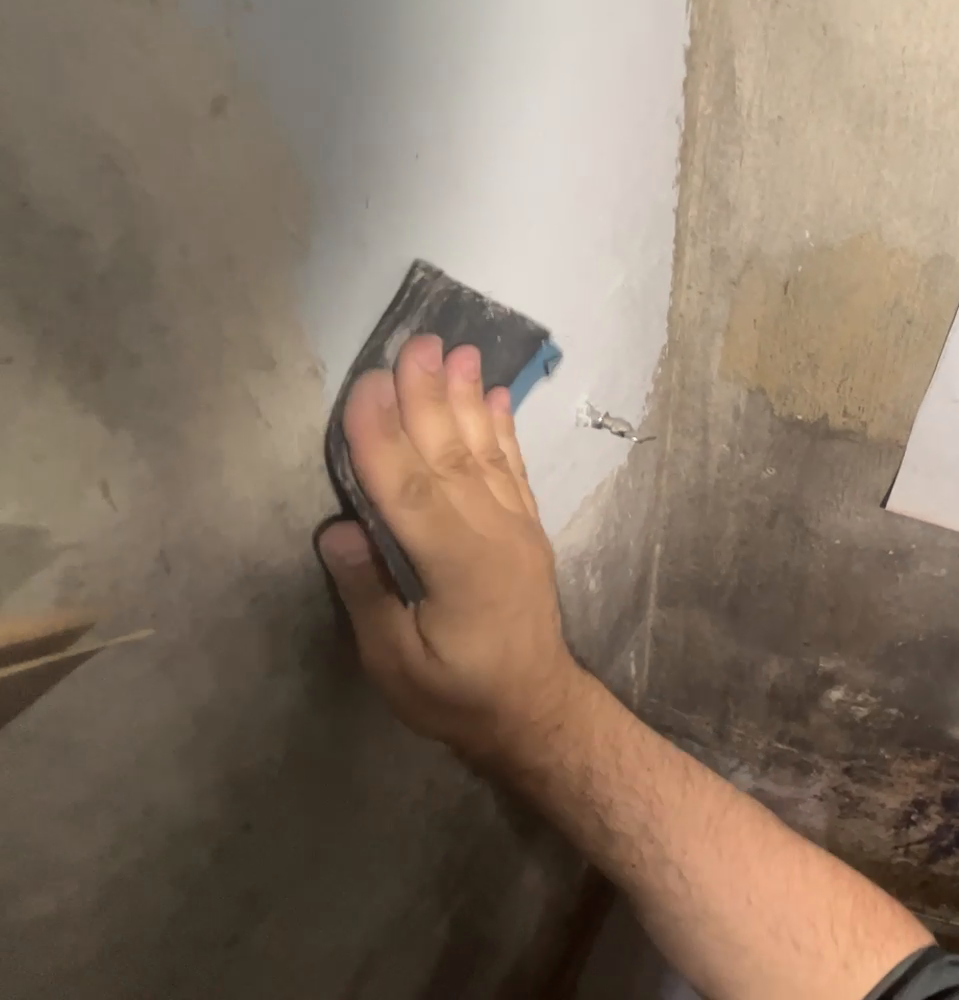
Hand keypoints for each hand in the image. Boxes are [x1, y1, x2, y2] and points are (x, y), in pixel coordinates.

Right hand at [317, 335, 582, 763]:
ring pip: (488, 454)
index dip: (383, 434)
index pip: (409, 487)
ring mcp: (518, 528)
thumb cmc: (456, 693)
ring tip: (463, 355)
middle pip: (453, 455)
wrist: (533, 703)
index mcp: (457, 564)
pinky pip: (516, 473)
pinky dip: (505, 434)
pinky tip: (497, 404)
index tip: (368, 380)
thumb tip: (339, 526)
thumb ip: (370, 591)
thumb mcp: (395, 660)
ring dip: (471, 402)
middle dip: (431, 397)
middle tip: (422, 341)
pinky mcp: (528, 531)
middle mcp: (494, 534)